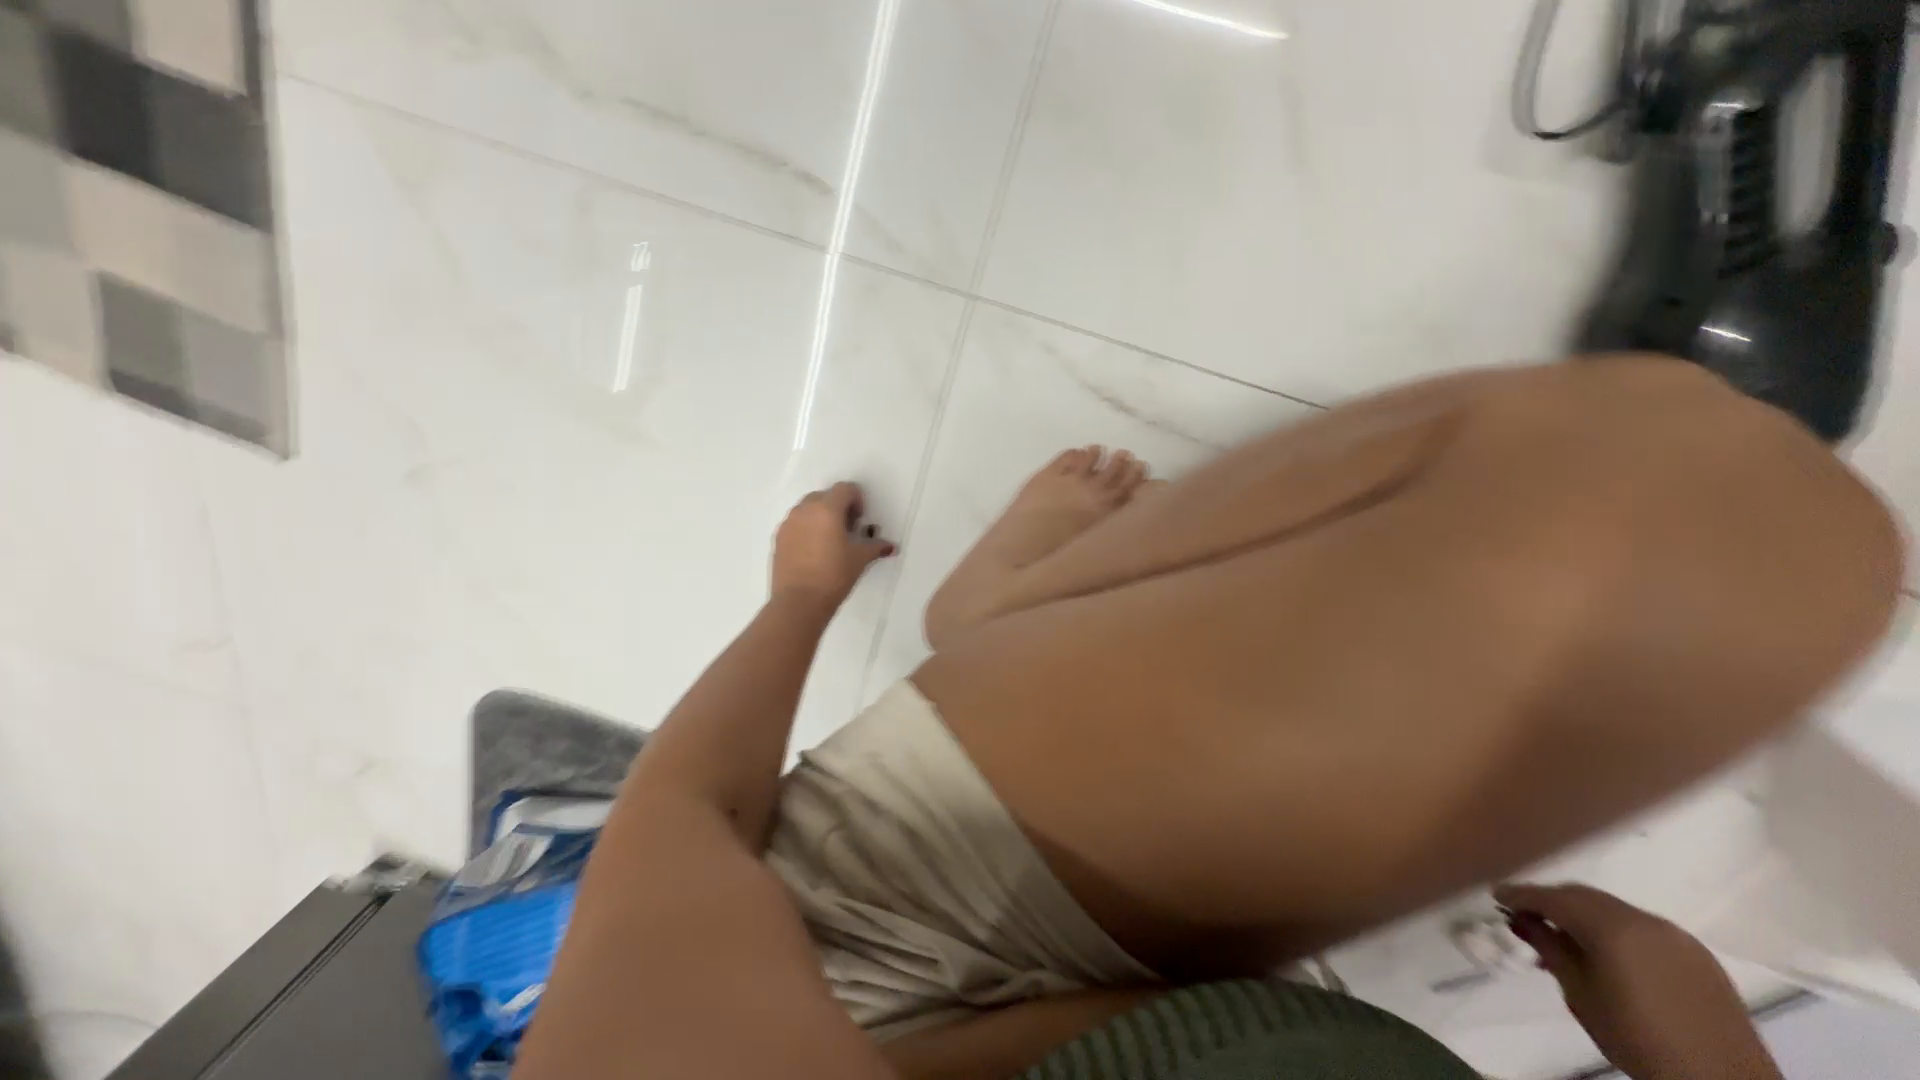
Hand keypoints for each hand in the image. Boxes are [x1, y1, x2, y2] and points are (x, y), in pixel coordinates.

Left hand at [771, 483, 895, 607]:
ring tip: (829, 541)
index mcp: (826, 509)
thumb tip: (890, 546)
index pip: (845, 489)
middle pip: (824, 496)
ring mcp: (788, 524)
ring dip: (820, 517)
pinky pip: (795, 524)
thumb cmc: (834, 576)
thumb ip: (875, 547)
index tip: (860, 521)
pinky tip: (813, 552)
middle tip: (847, 529)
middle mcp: (804, 510)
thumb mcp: (859, 560)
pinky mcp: (778, 539)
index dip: (857, 500)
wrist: (798, 602)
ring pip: (807, 509)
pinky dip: (806, 529)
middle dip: (838, 507)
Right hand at [1496, 883, 1782, 1079]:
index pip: (1554, 898)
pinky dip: (1616, 929)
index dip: (1521, 894)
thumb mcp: (1581, 997)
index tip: (1496, 896)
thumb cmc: (1638, 1040)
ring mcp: (1675, 934)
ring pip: (1615, 909)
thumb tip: (1523, 921)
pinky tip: (1609, 954)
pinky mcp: (1697, 953)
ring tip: (1565, 938)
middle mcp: (1644, 919)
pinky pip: (1643, 927)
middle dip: (1552, 901)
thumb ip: (1551, 951)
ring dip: (1584, 915)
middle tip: (1525, 916)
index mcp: (1612, 927)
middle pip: (1585, 896)